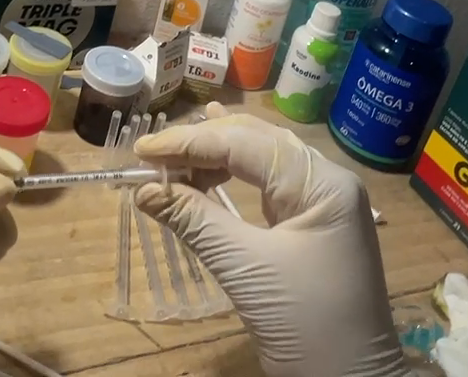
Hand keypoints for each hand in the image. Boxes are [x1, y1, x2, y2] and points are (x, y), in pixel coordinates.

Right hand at [134, 106, 408, 376]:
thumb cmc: (308, 327)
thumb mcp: (247, 272)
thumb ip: (196, 221)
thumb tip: (144, 189)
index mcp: (321, 181)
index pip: (245, 142)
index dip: (190, 142)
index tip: (142, 150)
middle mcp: (325, 177)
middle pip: (255, 140)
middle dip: (201, 143)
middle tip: (151, 153)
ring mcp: (321, 198)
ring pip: (259, 156)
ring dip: (213, 155)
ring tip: (172, 158)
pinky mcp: (311, 220)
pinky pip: (265, 180)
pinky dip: (230, 172)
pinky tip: (210, 161)